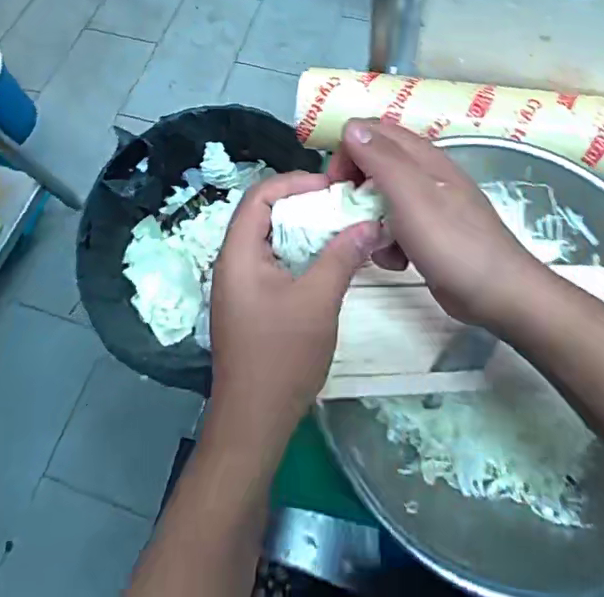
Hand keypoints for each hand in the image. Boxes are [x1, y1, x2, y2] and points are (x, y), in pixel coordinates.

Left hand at [208, 171, 382, 437]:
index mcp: (238, 253)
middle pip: (264, 214)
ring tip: (341, 227)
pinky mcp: (250, 304)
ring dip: (304, 230)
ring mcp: (239, 285)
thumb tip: (370, 223)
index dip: (295, 182)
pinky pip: (274, 263)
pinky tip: (328, 261)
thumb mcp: (318, 301)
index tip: (333, 185)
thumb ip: (341, 257)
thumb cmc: (281, 356)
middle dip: (303, 204)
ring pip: (271, 240)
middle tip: (343, 204)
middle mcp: (232, 262)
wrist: (254, 422)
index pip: (259, 196)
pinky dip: (300, 254)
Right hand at [327, 118, 547, 329]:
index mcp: (421, 156)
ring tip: (375, 242)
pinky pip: (394, 227)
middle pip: (373, 164)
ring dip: (368, 219)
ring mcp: (427, 205)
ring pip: (380, 199)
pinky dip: (387, 242)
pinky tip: (396, 261)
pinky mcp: (428, 233)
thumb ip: (381, 158)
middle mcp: (424, 173)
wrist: (498, 295)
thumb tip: (352, 126)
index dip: (348, 152)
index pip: (370, 132)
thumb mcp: (411, 195)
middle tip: (348, 214)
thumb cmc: (452, 242)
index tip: (338, 184)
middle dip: (355, 188)